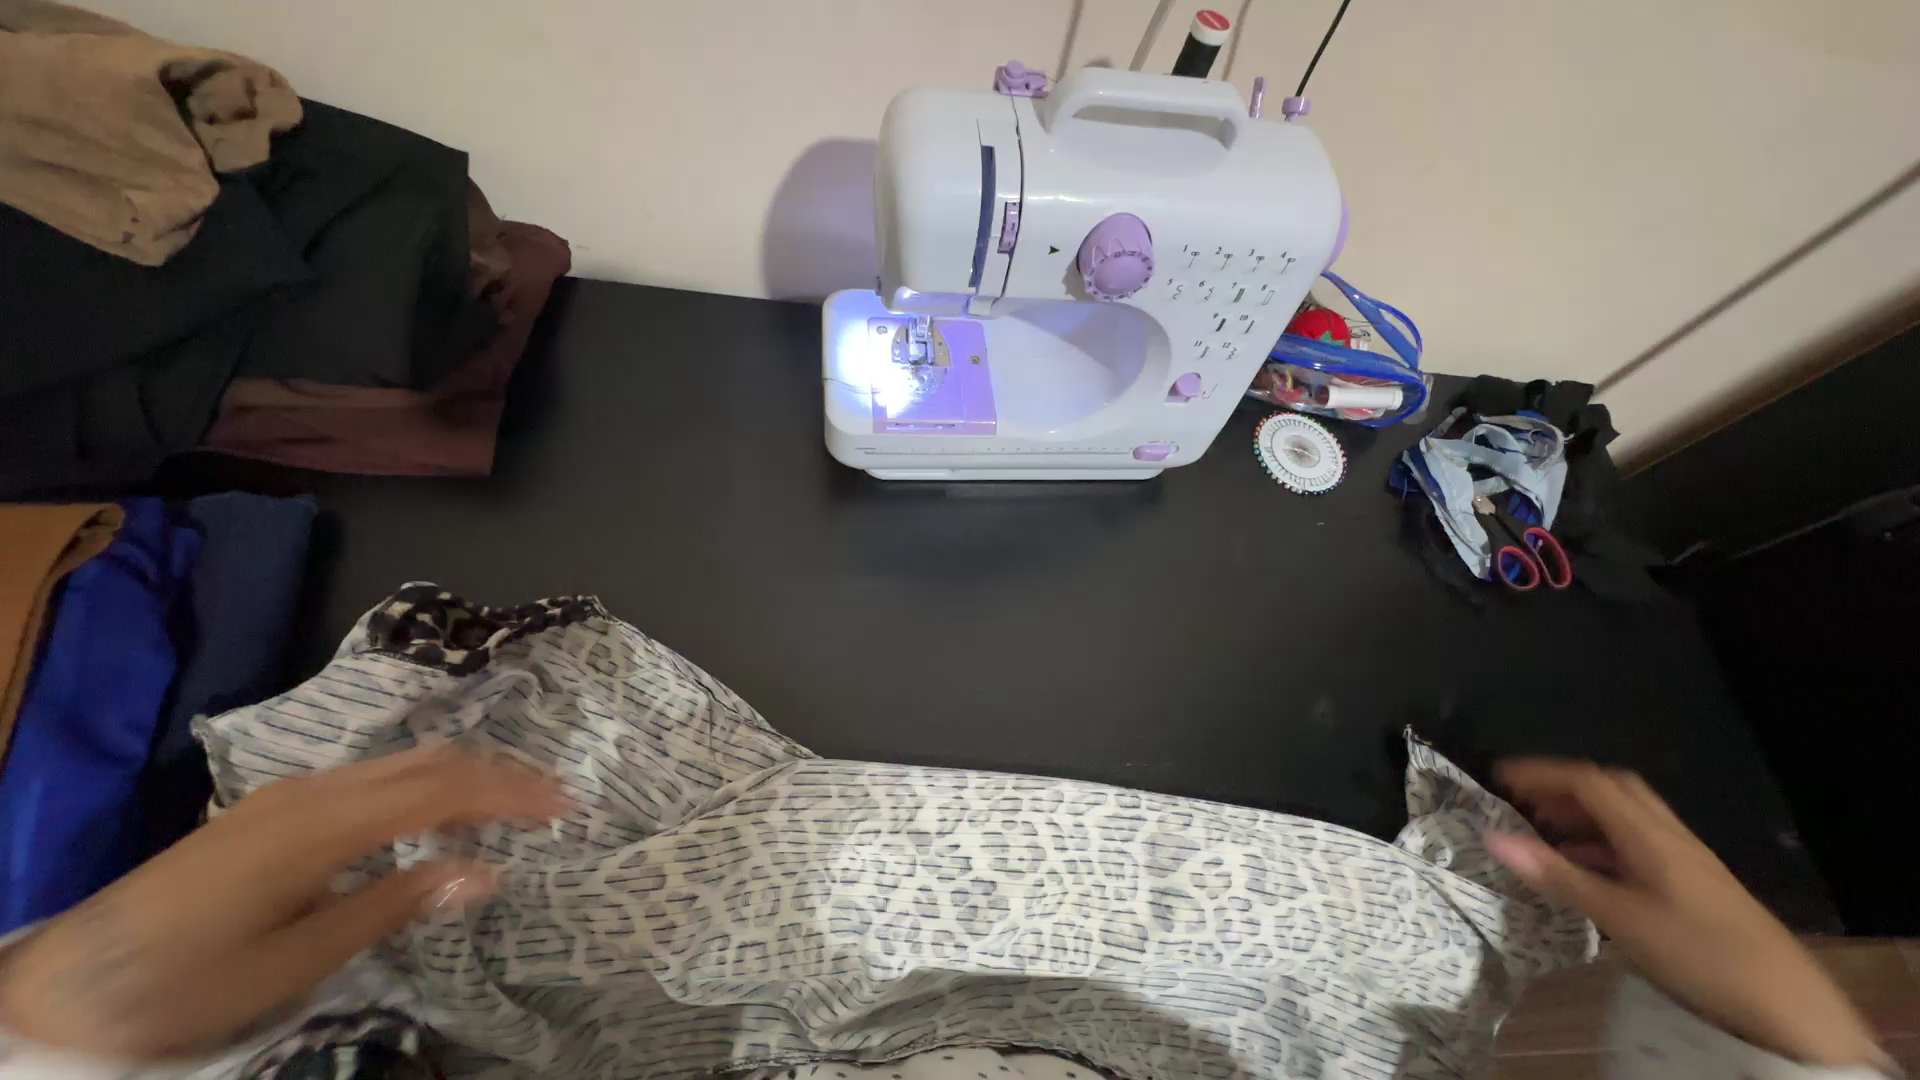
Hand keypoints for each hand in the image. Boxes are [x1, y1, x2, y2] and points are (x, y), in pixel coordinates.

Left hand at [0, 744, 567, 1059]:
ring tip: (519, 797)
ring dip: (472, 772)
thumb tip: (486, 871)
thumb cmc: (186, 984)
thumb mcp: (297, 961)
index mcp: (324, 823)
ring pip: (408, 760)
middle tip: (559, 796)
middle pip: (433, 759)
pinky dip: (433, 780)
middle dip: (505, 773)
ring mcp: (296, 789)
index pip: (446, 788)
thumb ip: (397, 904)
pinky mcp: (282, 802)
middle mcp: (317, 788)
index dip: (513, 792)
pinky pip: (380, 773)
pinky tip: (447, 806)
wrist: (62, 985)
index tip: (567, 805)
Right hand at [1485, 759, 1880, 1068]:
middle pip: (1614, 789)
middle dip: (1564, 787)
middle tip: (1526, 800)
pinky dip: (1604, 841)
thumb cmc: (1698, 953)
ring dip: (1584, 814)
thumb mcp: (1618, 916)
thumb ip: (1556, 875)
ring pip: (1629, 816)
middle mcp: (1669, 836)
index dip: (1541, 773)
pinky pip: (1640, 842)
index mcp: (1648, 835)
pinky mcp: (1695, 885)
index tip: (1499, 777)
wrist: (1792, 1011)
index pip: (1589, 782)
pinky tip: (1588, 869)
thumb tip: (1492, 837)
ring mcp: (1687, 861)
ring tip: (1547, 833)